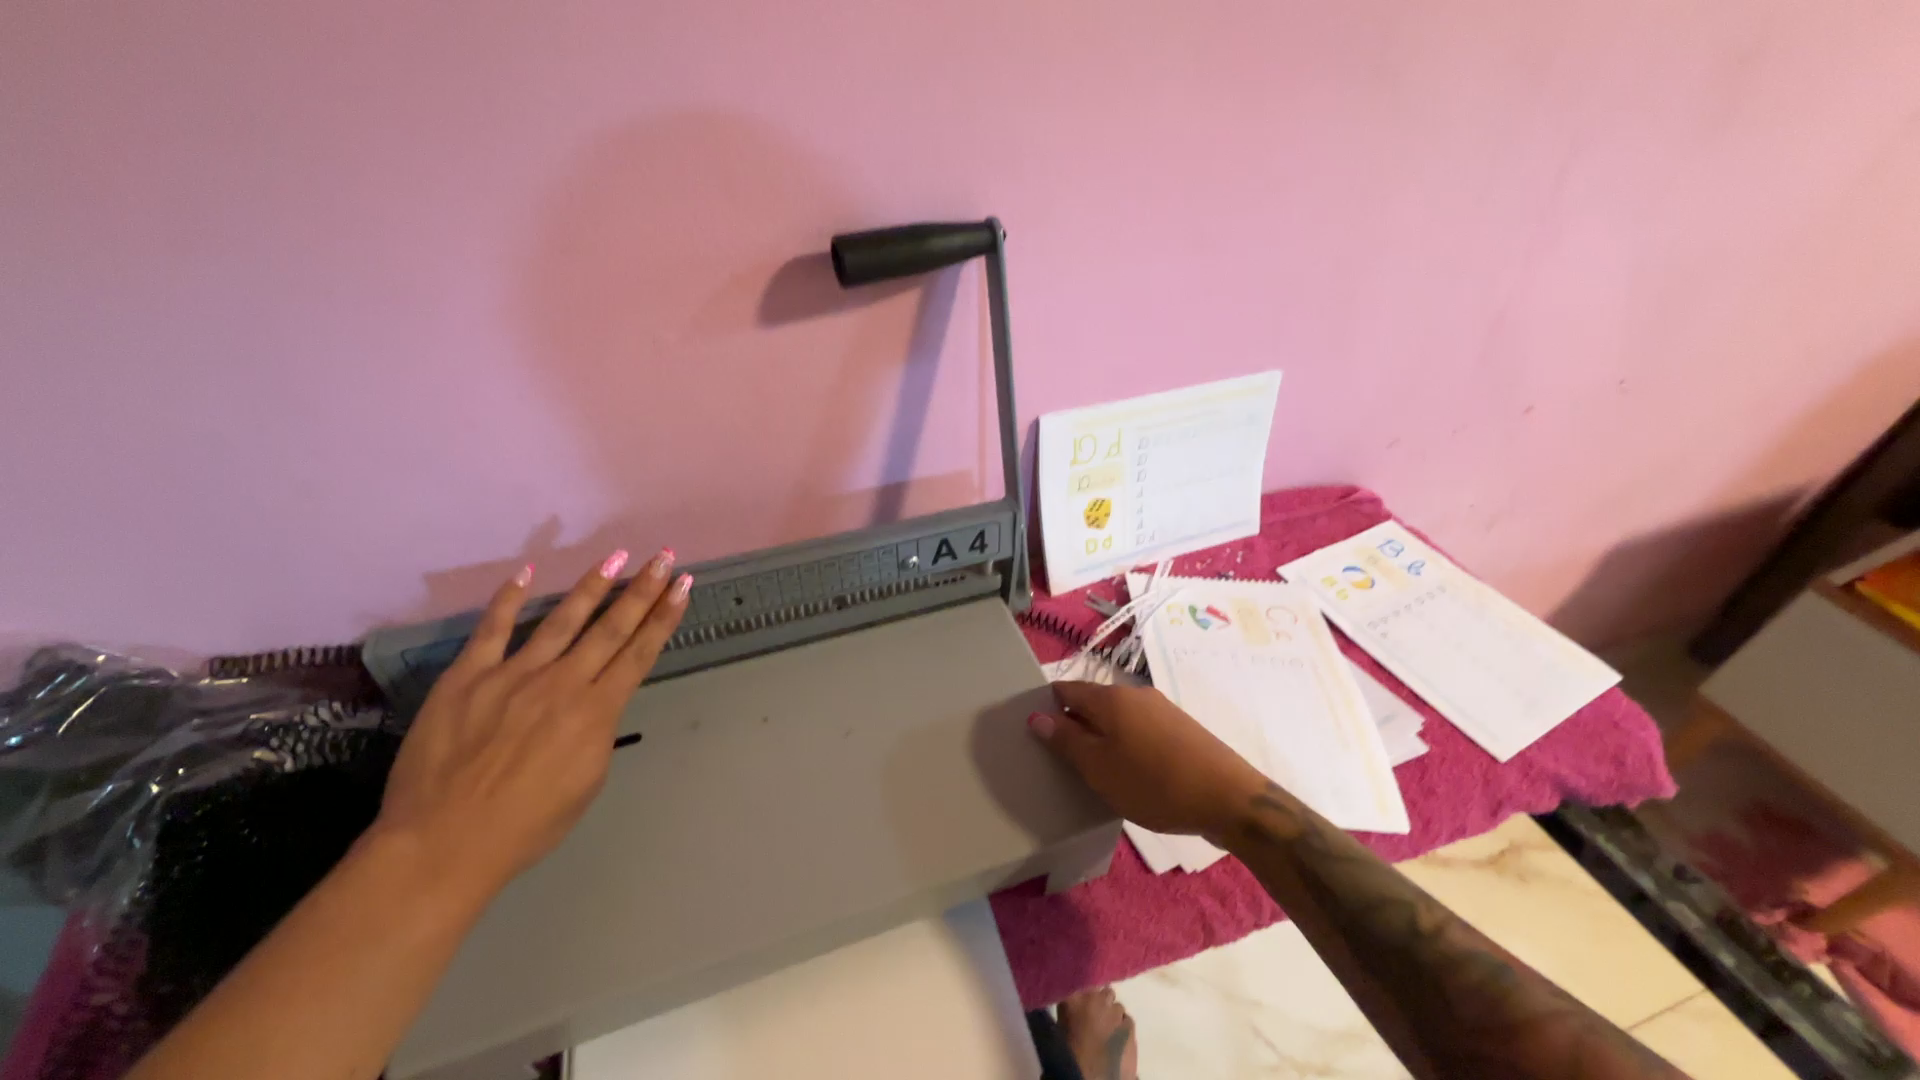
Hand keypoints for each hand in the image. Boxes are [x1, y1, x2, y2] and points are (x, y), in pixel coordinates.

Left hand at [371, 549, 691, 896]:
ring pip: (561, 620)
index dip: (664, 617)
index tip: (682, 586)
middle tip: (663, 557)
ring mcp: (513, 674)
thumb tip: (595, 709)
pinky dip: (509, 599)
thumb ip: (596, 737)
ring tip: (616, 557)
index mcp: (595, 712)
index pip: (639, 653)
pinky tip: (527, 573)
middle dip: (642, 590)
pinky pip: (492, 629)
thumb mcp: (586, 785)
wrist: (444, 841)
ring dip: (593, 586)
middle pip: (610, 628)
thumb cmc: (526, 827)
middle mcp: (562, 683)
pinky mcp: (468, 676)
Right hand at [1028, 681, 1266, 838]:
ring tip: (1094, 772)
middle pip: (1092, 703)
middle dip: (1074, 726)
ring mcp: (1162, 710)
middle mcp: (1136, 694)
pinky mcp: (1180, 729)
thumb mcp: (1099, 768)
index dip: (1048, 707)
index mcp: (1111, 698)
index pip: (1066, 690)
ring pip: (1117, 718)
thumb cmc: (1154, 783)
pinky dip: (1126, 746)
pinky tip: (1129, 773)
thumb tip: (1037, 715)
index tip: (1036, 735)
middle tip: (1061, 761)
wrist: (1229, 799)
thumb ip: (1066, 741)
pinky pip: (1140, 731)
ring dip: (1102, 739)